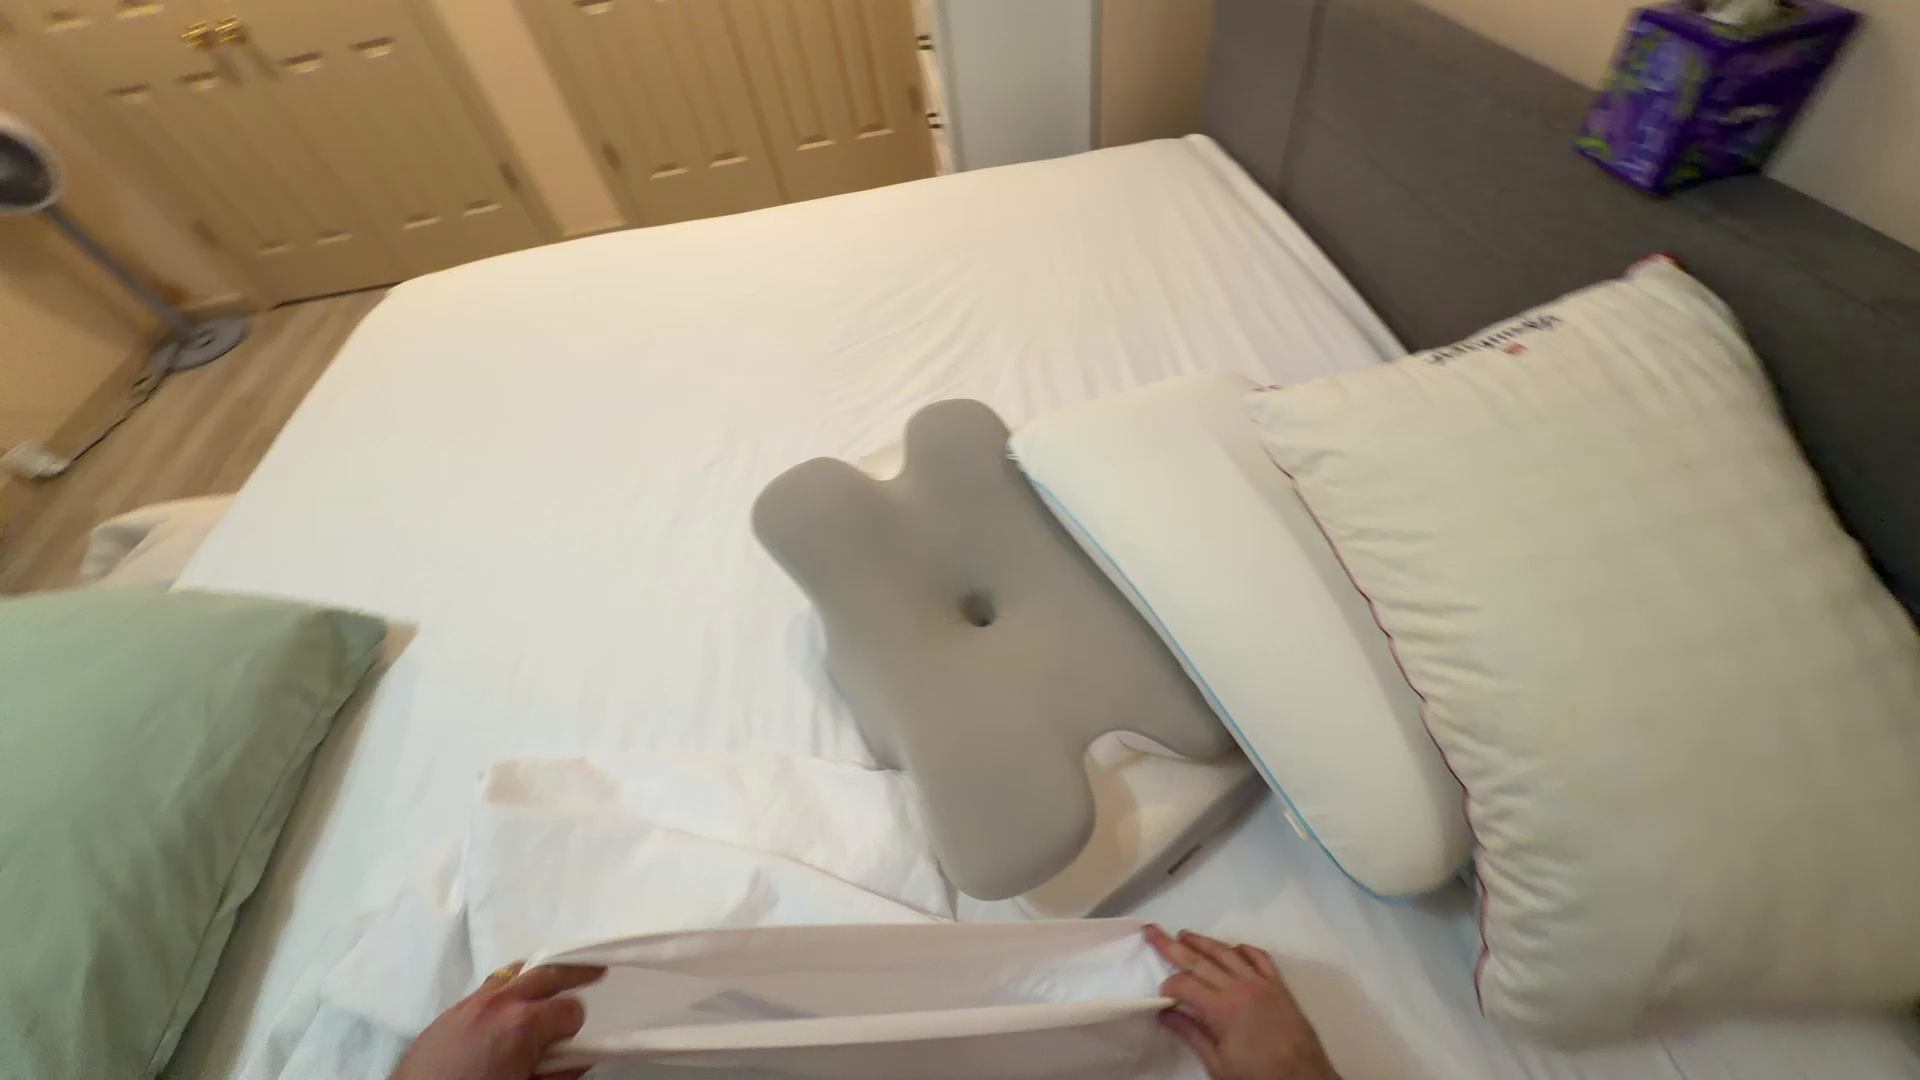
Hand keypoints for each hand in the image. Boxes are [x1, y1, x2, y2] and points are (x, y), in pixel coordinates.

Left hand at [388, 961, 604, 1079]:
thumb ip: (558, 1077)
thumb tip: (579, 1060)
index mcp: (522, 1025)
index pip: (569, 1010)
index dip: (575, 1026)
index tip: (572, 1041)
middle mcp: (499, 1003)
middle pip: (549, 973)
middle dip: (575, 973)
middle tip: (596, 971)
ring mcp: (470, 1005)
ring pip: (516, 972)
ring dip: (538, 976)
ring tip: (551, 982)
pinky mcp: (447, 1015)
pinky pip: (488, 988)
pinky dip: (507, 989)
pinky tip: (509, 1007)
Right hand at [1145, 925, 1339, 1079]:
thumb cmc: (1259, 1079)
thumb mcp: (1220, 1067)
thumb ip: (1192, 1035)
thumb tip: (1164, 1013)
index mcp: (1221, 1009)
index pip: (1184, 985)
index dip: (1169, 986)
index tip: (1163, 995)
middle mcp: (1238, 987)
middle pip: (1198, 960)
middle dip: (1171, 945)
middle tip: (1153, 930)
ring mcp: (1260, 982)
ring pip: (1225, 952)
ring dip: (1202, 941)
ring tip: (1184, 934)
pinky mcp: (1278, 984)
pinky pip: (1258, 956)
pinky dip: (1242, 948)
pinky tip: (1231, 948)